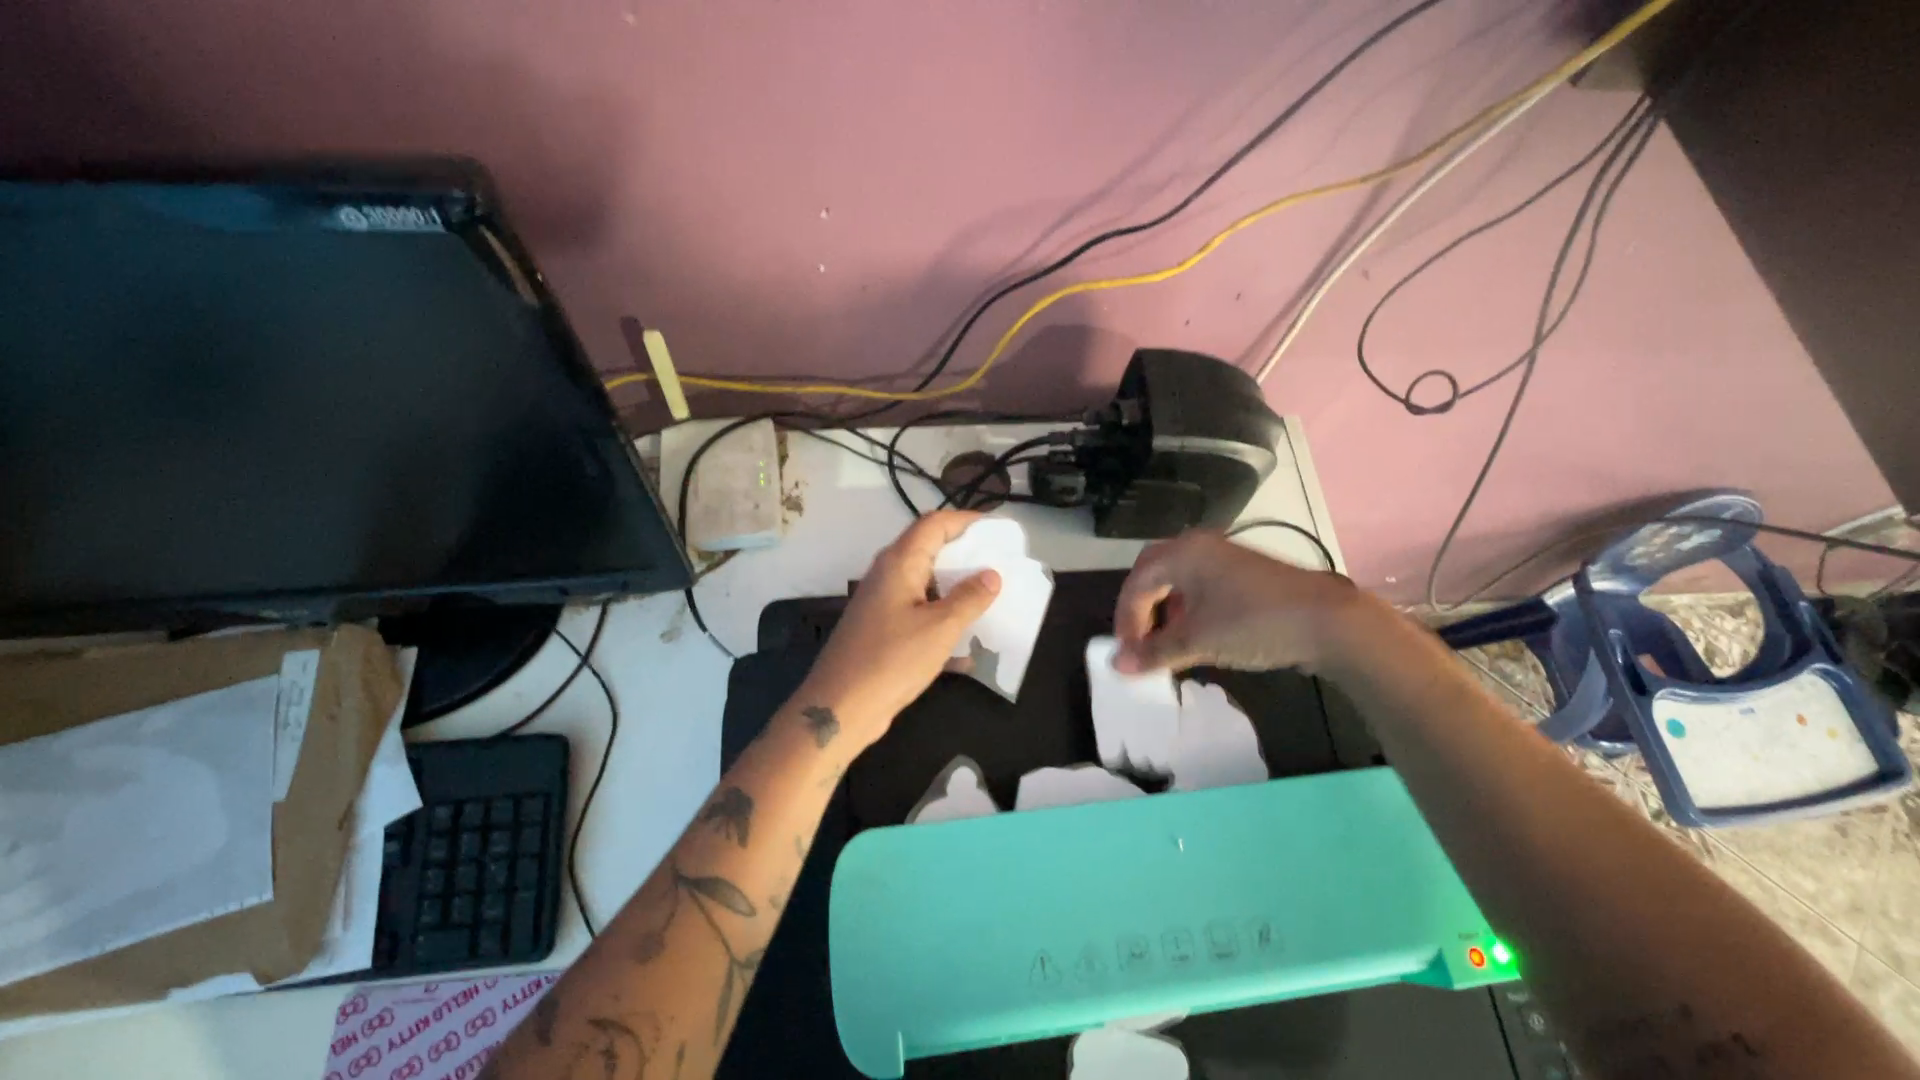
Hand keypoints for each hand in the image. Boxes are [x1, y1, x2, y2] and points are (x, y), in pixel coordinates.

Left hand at [796, 510, 1001, 749]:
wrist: (841, 707)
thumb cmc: (892, 660)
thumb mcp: (940, 628)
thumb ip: (969, 598)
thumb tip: (992, 575)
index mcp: (899, 563)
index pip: (934, 525)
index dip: (965, 521)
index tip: (996, 528)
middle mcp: (887, 576)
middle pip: (928, 551)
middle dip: (964, 556)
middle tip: (999, 564)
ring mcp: (882, 604)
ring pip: (925, 586)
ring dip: (955, 591)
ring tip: (990, 600)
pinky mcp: (882, 631)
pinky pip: (919, 616)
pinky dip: (942, 624)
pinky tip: (968, 650)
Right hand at [1113, 529, 1374, 674]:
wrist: (1328, 621)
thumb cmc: (1254, 624)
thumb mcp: (1198, 641)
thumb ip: (1154, 653)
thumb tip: (1117, 666)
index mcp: (1183, 553)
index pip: (1136, 584)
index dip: (1126, 621)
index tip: (1128, 655)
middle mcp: (1199, 546)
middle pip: (1153, 573)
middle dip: (1140, 609)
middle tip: (1138, 642)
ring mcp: (1224, 557)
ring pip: (1177, 579)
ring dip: (1164, 610)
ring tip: (1166, 643)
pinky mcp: (1243, 573)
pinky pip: (1200, 585)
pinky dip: (1188, 609)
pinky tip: (1196, 635)